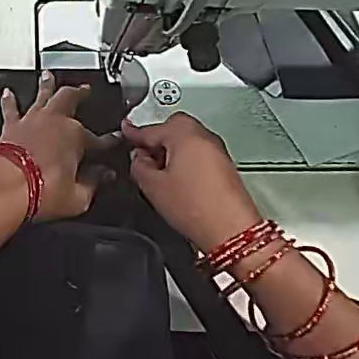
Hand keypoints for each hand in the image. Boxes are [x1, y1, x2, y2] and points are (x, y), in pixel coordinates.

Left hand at [0, 72, 114, 220]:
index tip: (114, 142)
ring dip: (47, 85)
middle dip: (79, 93)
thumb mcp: (77, 196)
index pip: (99, 140)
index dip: (109, 142)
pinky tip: (7, 93)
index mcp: (76, 137)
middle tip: (84, 89)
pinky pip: (10, 109)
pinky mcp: (10, 127)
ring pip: (42, 95)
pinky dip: (9, 100)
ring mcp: (32, 121)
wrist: (5, 188)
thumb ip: (92, 183)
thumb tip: (101, 177)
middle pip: (70, 99)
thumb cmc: (40, 191)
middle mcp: (54, 122)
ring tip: (48, 76)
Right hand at [123, 112, 261, 249]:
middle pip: (174, 127)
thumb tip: (139, 159)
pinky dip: (185, 160)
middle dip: (157, 139)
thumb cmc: (198, 208)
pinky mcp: (224, 166)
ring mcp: (217, 151)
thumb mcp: (152, 187)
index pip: (152, 129)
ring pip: (187, 139)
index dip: (134, 132)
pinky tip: (179, 182)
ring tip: (161, 174)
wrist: (231, 231)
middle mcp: (204, 138)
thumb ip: (138, 166)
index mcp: (185, 135)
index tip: (126, 131)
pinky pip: (198, 153)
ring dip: (171, 150)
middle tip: (143, 157)